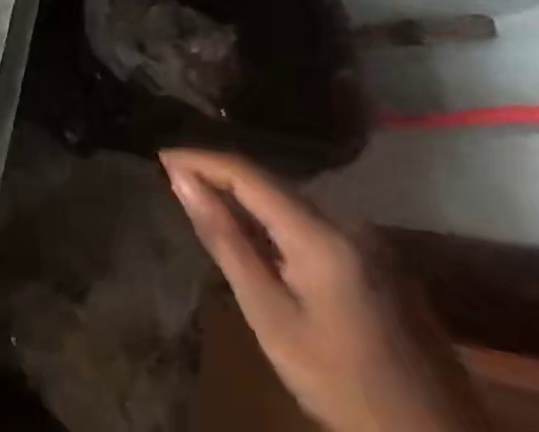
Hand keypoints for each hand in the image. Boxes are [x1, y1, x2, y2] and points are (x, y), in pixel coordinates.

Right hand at [160, 149, 484, 431]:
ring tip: (203, 202)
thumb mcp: (270, 316)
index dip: (201, 159)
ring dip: (246, 197)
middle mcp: (348, 221)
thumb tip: (183, 182)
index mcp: (320, 234)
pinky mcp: (378, 257)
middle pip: (271, 182)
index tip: (160, 156)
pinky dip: (275, 220)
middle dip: (219, 175)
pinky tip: (255, 238)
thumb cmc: (340, 383)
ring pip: (292, 201)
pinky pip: (314, 222)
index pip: (248, 173)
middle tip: (173, 179)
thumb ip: (226, 242)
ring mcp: (368, 238)